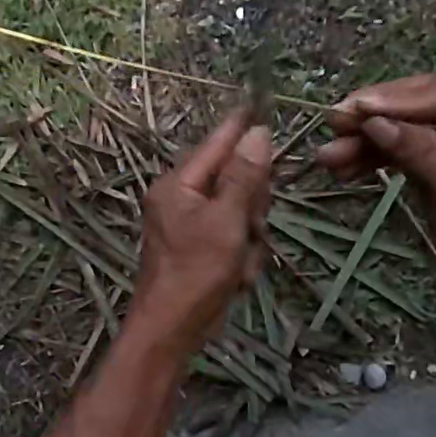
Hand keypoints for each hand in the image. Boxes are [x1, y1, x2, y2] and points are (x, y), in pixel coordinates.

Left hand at [133, 110, 272, 344]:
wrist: (171, 330)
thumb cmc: (196, 273)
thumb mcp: (227, 221)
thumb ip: (244, 177)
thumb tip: (258, 132)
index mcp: (179, 185)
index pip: (217, 143)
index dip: (243, 128)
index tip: (264, 106)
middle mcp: (181, 198)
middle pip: (234, 179)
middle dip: (252, 205)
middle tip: (252, 227)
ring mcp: (190, 225)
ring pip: (240, 212)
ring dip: (249, 237)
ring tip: (241, 260)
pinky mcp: (199, 248)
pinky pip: (234, 237)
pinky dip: (241, 256)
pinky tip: (237, 275)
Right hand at [315, 73, 435, 291]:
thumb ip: (422, 155)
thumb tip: (374, 123)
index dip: (397, 100)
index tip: (350, 109)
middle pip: (431, 102)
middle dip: (378, 116)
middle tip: (332, 124)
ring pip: (418, 123)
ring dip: (373, 138)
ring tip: (330, 156)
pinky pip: (418, 144)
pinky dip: (385, 154)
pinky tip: (352, 165)